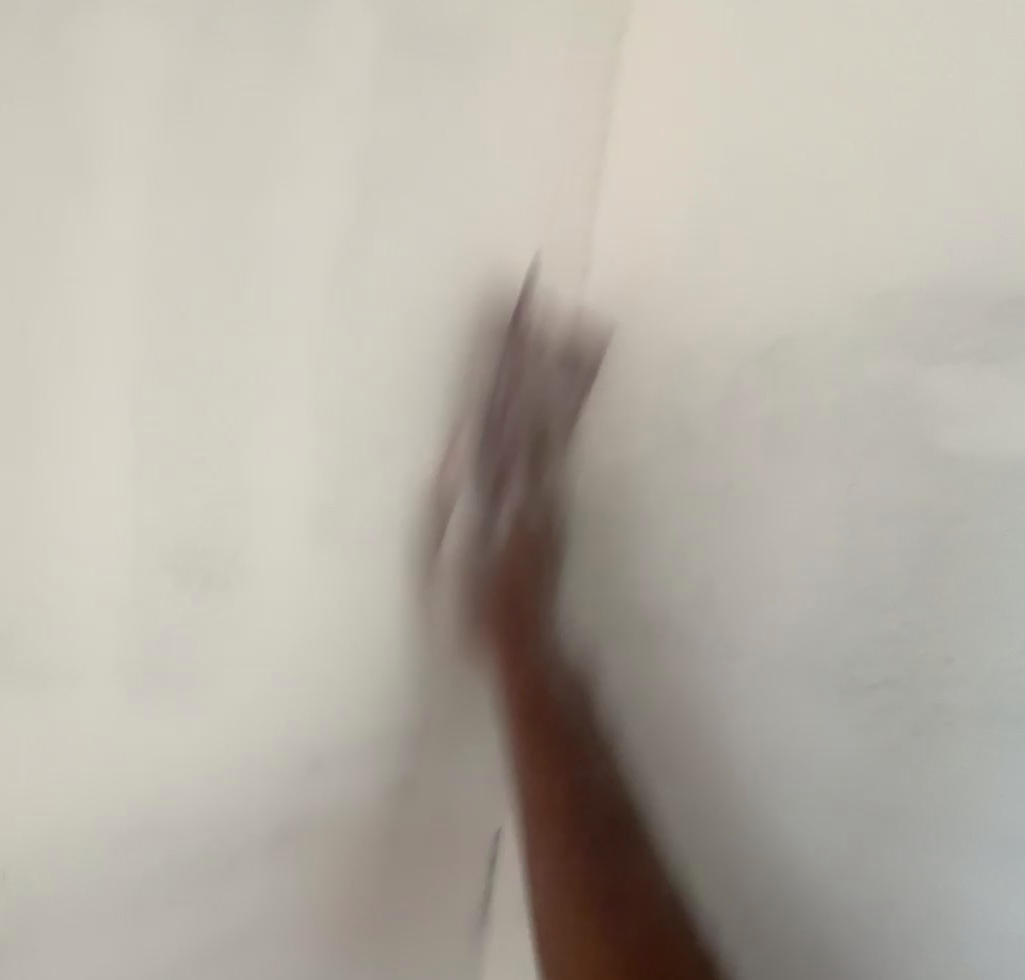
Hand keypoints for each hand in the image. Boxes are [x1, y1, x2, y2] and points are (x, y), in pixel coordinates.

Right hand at [467, 294, 606, 658]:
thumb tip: (456, 451)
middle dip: (529, 348)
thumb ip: (444, 508)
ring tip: (576, 320)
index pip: (491, 416)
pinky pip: (569, 440)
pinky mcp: (562, 497)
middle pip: (527, 405)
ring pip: (557, 418)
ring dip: (561, 367)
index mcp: (494, 495)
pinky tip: (583, 374)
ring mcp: (551, 489)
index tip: (500, 317)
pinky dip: (578, 401)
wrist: (528, 636)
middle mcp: (529, 484)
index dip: (497, 364)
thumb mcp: (440, 567)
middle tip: (535, 297)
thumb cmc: (474, 605)